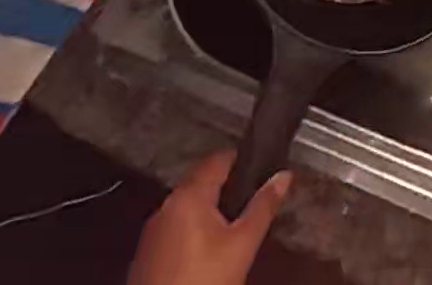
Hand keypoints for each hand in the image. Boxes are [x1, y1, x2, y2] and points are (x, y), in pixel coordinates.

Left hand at [128, 150, 290, 284]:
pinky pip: (175, 227)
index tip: (260, 167)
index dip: (241, 159)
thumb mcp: (242, 246)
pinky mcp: (146, 255)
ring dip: (209, 208)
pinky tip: (207, 252)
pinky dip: (193, 229)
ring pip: (187, 205)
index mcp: (189, 195)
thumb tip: (284, 175)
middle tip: (252, 199)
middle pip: (201, 180)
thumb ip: (263, 207)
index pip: (218, 159)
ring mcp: (153, 231)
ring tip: (234, 226)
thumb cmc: (205, 283)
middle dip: (226, 185)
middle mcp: (167, 204)